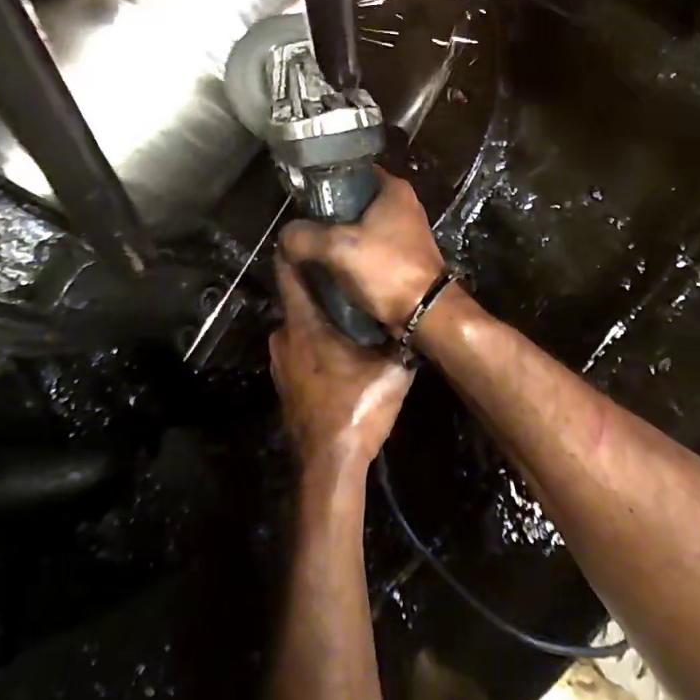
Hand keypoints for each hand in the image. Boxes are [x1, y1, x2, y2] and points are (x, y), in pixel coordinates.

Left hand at [270, 256, 413, 474]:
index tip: (315, 235)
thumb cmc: (358, 406)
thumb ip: (401, 336)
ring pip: (298, 325)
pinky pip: (298, 348)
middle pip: (296, 298)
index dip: (297, 251)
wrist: (330, 464)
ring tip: (349, 309)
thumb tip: (418, 314)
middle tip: (349, 274)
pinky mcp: (285, 383)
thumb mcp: (392, 367)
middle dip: (319, 284)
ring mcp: (280, 362)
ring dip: (318, 315)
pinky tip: (339, 347)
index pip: (290, 273)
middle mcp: (284, 337)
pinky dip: (314, 340)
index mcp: (304, 324)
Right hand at [278, 168, 445, 331]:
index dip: (326, 181)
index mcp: (393, 189)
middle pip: (355, 200)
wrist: (425, 311)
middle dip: (328, 213)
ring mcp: (405, 231)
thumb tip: (286, 235)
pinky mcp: (402, 255)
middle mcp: (403, 205)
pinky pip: (369, 247)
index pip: (352, 171)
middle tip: (302, 226)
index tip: (302, 195)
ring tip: (311, 247)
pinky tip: (331, 266)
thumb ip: (305, 237)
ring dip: (338, 237)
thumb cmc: (386, 269)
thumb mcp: (338, 248)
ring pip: (360, 227)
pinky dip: (351, 254)